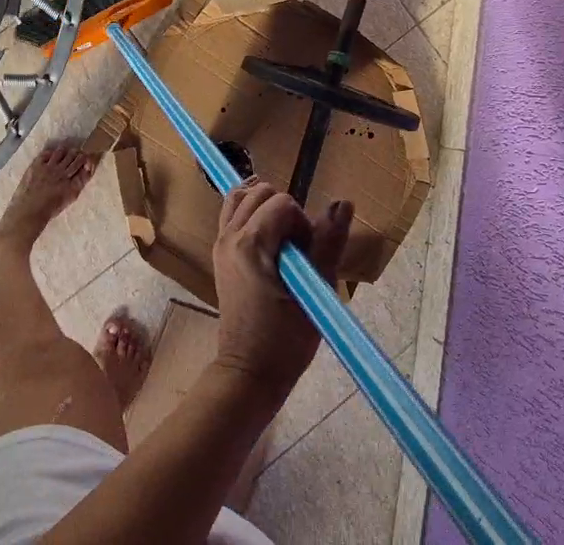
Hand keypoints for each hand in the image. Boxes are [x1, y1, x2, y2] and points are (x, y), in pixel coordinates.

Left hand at [211, 181, 351, 398]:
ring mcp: (220, 244)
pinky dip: (250, 214)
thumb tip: (344, 202)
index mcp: (251, 243)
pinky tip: (269, 238)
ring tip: (284, 241)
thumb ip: (328, 243)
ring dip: (265, 208)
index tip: (308, 255)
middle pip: (260, 193)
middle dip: (284, 210)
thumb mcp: (315, 290)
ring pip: (240, 198)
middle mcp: (229, 236)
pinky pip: (232, 215)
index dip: (302, 222)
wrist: (250, 371)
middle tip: (298, 249)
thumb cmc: (286, 339)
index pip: (283, 202)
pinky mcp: (219, 255)